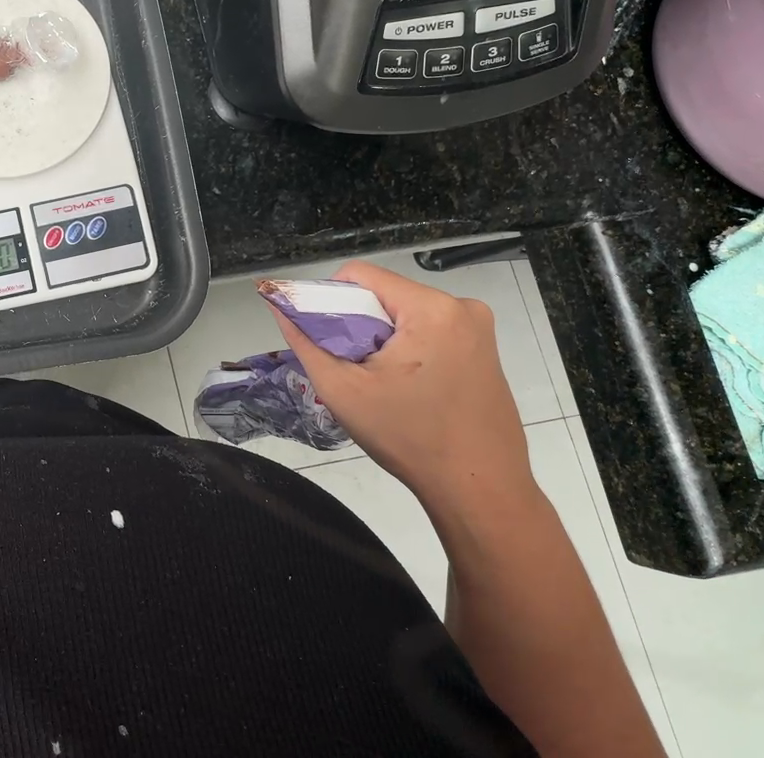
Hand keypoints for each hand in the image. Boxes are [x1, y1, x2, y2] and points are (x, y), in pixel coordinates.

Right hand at [271, 262, 534, 512]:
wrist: (479, 488)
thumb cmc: (408, 437)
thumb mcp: (340, 388)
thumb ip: (305, 340)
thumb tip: (279, 304)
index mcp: (431, 309)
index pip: (360, 275)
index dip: (329, 299)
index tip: (325, 339)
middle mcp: (461, 307)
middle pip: (383, 294)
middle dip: (357, 323)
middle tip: (351, 368)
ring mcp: (478, 329)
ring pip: (403, 314)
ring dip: (381, 338)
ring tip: (379, 382)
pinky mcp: (484, 349)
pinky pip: (428, 331)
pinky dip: (406, 350)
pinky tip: (406, 388)